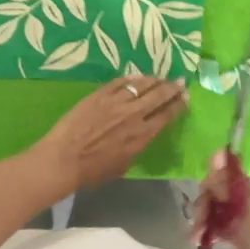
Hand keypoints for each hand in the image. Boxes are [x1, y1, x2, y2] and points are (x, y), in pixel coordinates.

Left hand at [30, 76, 186, 192]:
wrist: (64, 158)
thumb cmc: (93, 170)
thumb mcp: (124, 165)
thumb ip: (137, 146)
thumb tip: (142, 135)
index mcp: (142, 135)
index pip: (167, 115)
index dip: (178, 104)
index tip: (185, 97)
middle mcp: (134, 114)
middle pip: (159, 95)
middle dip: (172, 87)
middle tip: (179, 82)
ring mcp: (116, 101)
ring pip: (141, 84)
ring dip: (154, 80)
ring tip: (160, 78)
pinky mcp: (99, 94)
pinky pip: (120, 82)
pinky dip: (132, 79)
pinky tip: (136, 77)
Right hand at [192, 150, 249, 248]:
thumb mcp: (242, 210)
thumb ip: (226, 185)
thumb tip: (216, 152)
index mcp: (248, 190)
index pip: (223, 175)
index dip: (210, 182)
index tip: (204, 195)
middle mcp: (242, 200)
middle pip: (214, 194)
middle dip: (203, 206)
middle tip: (199, 222)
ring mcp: (238, 219)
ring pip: (212, 211)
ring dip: (201, 221)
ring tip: (195, 237)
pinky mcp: (236, 236)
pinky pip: (216, 227)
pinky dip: (206, 232)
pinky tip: (198, 241)